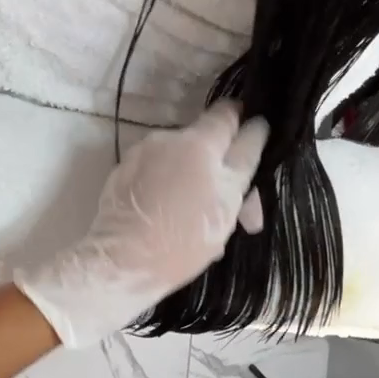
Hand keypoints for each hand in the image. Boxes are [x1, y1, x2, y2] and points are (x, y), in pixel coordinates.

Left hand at [15, 103, 267, 345]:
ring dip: (197, 187)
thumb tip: (258, 126)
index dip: (245, 127)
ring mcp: (139, 156)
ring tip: (203, 228)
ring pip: (181, 164)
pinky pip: (156, 177)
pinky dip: (170, 193)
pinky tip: (174, 224)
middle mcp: (166, 138)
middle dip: (223, 173)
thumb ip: (244, 159)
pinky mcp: (121, 176)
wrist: (123, 264)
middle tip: (238, 215)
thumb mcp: (228, 201)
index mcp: (198, 141)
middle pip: (205, 144)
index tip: (252, 150)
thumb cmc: (184, 237)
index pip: (229, 113)